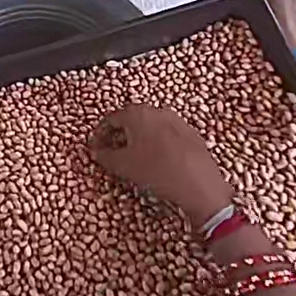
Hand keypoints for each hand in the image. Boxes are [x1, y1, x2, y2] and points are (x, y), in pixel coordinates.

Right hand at [90, 105, 233, 226]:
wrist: (198, 184)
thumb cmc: (156, 170)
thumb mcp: (123, 166)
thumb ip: (105, 156)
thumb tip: (97, 152)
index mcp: (137, 113)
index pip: (111, 119)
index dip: (100, 134)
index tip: (97, 148)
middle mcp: (157, 111)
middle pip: (131, 120)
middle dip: (119, 135)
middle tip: (112, 153)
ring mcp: (176, 121)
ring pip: (150, 127)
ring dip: (138, 139)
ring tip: (134, 158)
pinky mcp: (190, 134)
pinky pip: (166, 135)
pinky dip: (156, 143)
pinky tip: (156, 161)